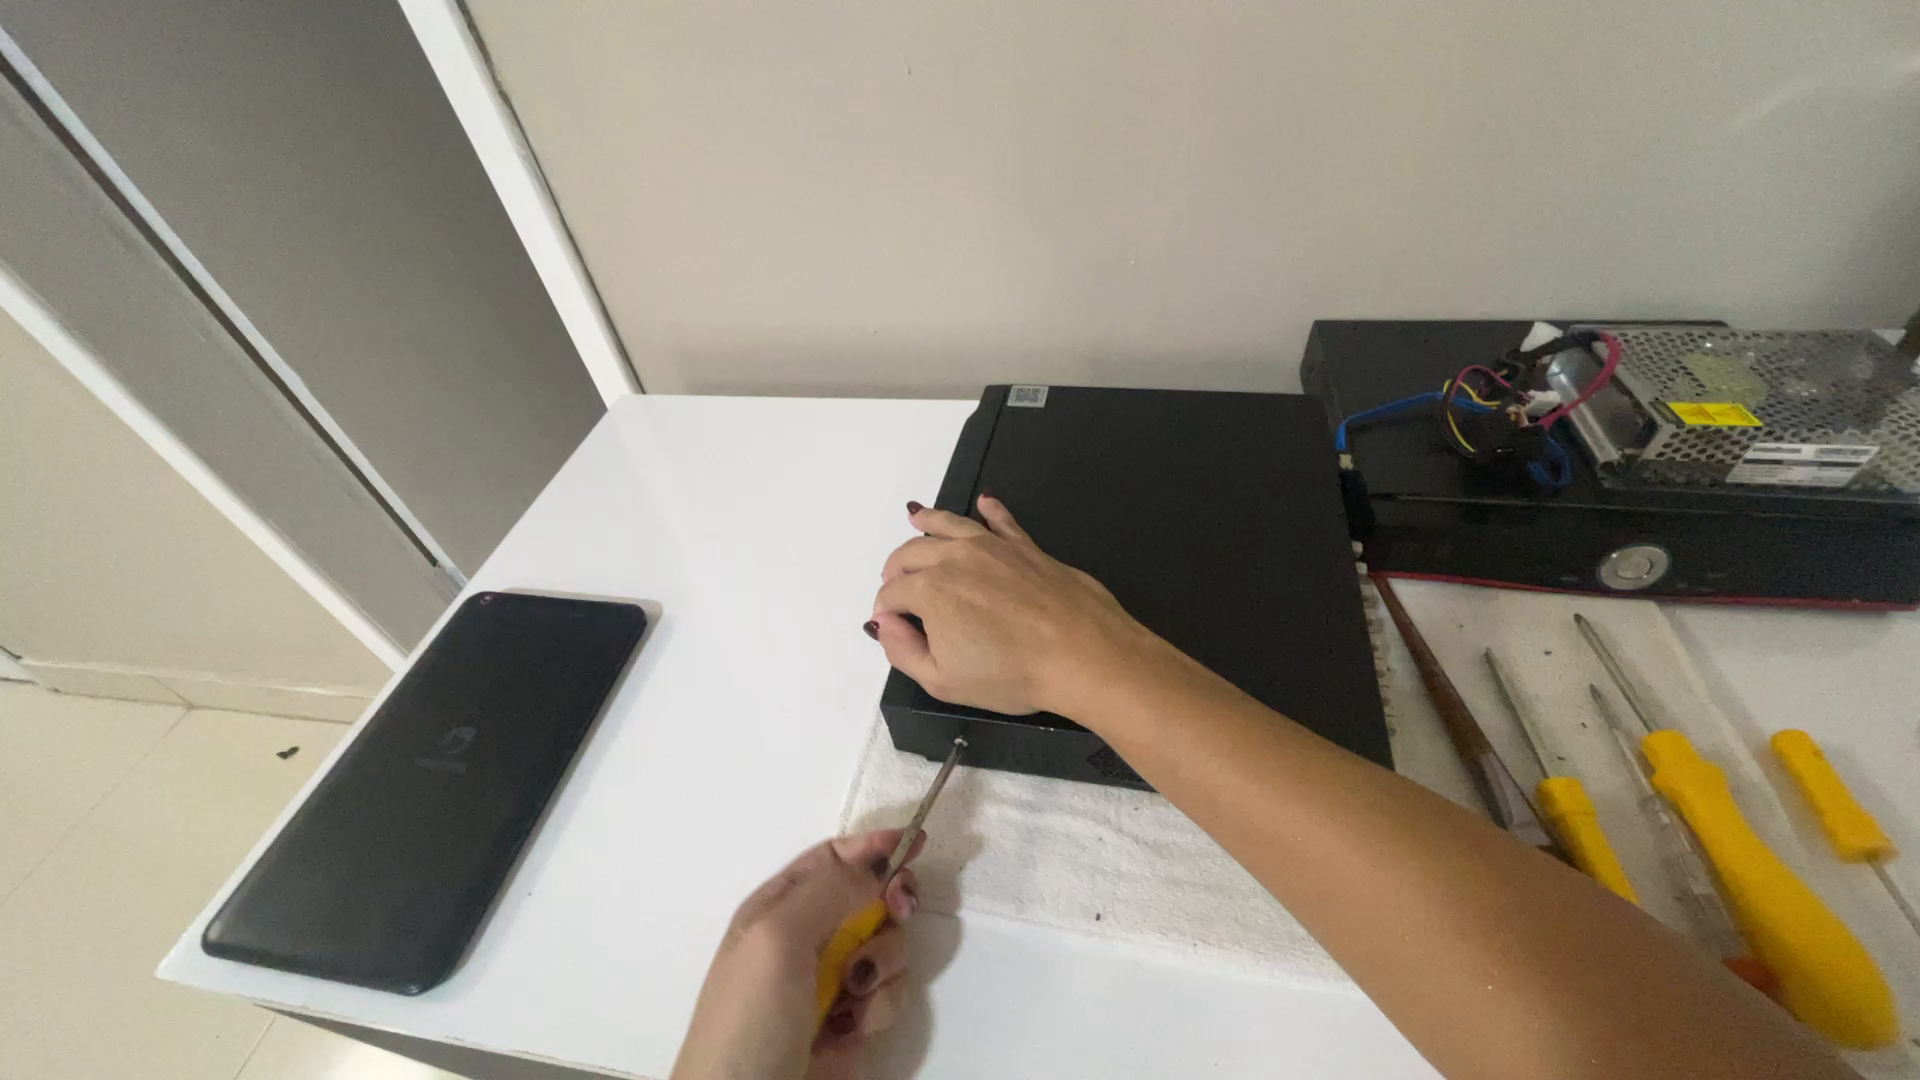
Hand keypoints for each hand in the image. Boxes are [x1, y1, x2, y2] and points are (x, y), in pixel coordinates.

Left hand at [672, 831, 919, 1079]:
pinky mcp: (857, 1020)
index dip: (874, 846)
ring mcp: (836, 979)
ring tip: (853, 991)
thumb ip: (830, 889)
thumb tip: (879, 858)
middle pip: (873, 894)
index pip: (835, 857)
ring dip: (882, 963)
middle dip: (891, 899)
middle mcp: (812, 935)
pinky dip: (878, 1008)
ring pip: (891, 943)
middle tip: (898, 909)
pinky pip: (893, 992)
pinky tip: (849, 1028)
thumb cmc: (750, 1018)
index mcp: (781, 906)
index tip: (915, 842)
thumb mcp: (777, 939)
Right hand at [869, 495, 1166, 716]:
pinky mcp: (1026, 546)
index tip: (889, 624)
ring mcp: (993, 547)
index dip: (885, 610)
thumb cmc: (1013, 674)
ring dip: (928, 521)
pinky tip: (985, 500)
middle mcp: (955, 558)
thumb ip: (902, 651)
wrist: (1081, 654)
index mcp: (930, 590)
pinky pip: (1001, 520)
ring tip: (915, 515)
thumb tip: (881, 624)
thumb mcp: (943, 681)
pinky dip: (990, 508)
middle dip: (896, 568)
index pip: (892, 593)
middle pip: (912, 553)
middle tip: (894, 582)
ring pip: (949, 524)